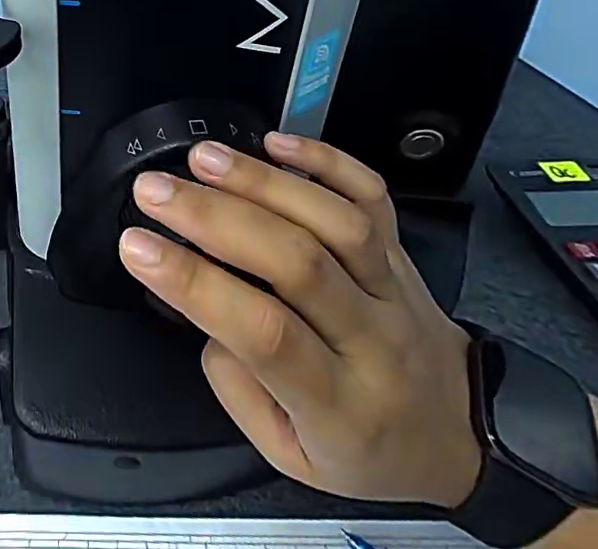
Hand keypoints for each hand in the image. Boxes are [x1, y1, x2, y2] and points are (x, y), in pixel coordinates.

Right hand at [116, 133, 482, 508]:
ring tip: (203, 159)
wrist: (460, 431)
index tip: (137, 246)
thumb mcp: (293, 456)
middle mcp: (372, 336)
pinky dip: (326, 160)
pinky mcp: (401, 248)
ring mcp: (393, 283)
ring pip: (335, 221)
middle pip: (298, 263)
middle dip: (215, 218)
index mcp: (340, 405)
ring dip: (263, 182)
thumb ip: (239, 388)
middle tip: (156, 190)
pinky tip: (277, 142)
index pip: (265, 334)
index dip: (196, 284)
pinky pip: (371, 196)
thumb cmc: (365, 448)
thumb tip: (205, 307)